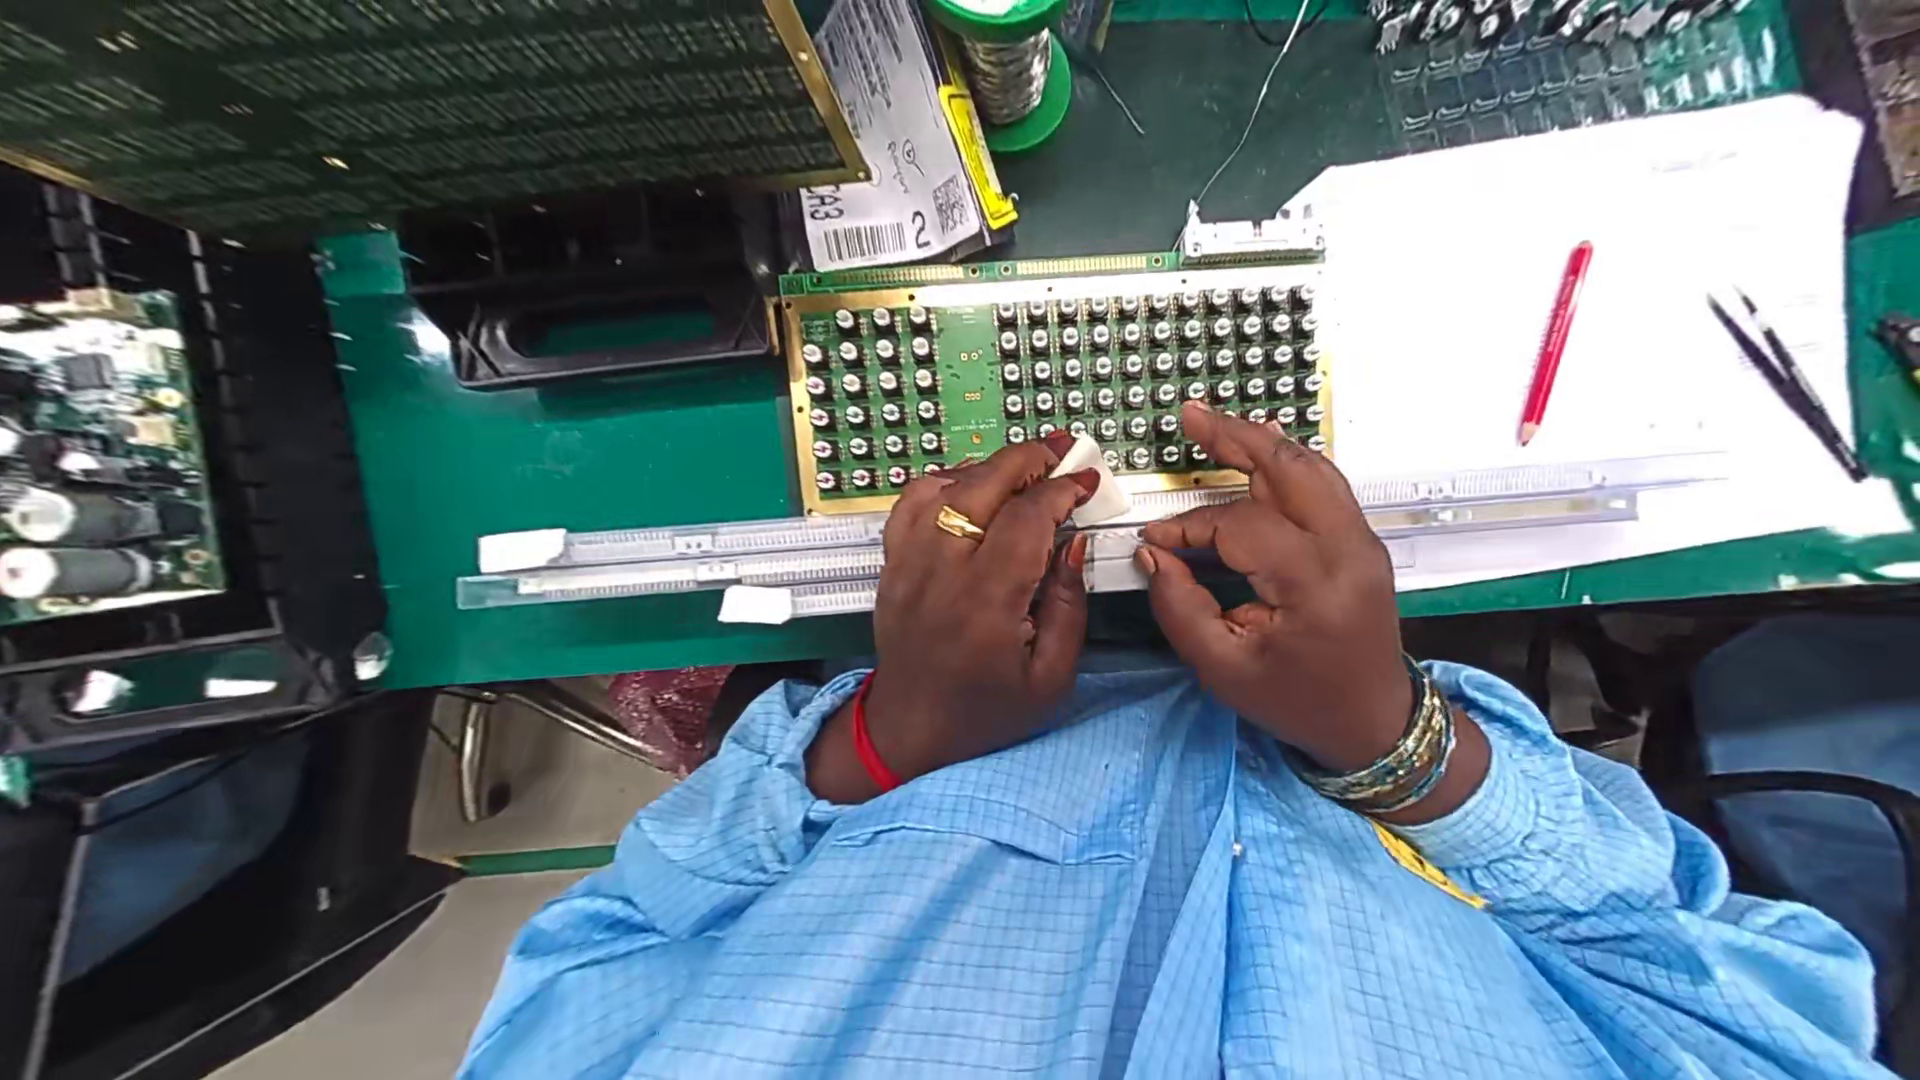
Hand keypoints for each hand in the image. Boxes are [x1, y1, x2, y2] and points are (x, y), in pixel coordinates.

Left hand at [808, 432, 1098, 801]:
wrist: (910, 729)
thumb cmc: (986, 711)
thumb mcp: (1051, 676)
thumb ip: (1068, 603)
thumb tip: (1072, 540)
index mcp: (987, 604)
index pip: (1025, 519)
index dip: (1060, 490)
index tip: (1084, 480)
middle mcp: (941, 573)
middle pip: (982, 487)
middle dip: (1028, 458)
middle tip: (1059, 451)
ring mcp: (907, 564)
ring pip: (944, 487)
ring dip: (988, 466)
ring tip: (1022, 465)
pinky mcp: (890, 565)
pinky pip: (910, 504)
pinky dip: (943, 481)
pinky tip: (970, 484)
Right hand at [1136, 403, 1411, 772]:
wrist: (1374, 722)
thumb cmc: (1295, 701)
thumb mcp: (1221, 668)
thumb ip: (1179, 607)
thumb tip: (1154, 555)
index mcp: (1313, 586)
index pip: (1240, 526)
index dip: (1188, 528)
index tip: (1153, 544)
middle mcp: (1347, 551)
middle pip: (1290, 470)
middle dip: (1235, 438)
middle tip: (1190, 415)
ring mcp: (1361, 542)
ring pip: (1311, 469)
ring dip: (1261, 442)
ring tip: (1217, 423)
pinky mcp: (1360, 543)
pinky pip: (1322, 485)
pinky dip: (1286, 461)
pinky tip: (1261, 447)